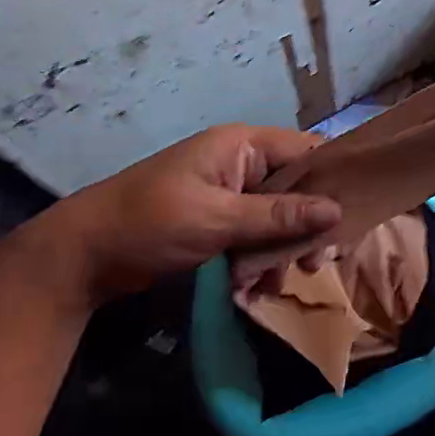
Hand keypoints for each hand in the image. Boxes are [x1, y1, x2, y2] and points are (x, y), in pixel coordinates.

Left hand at [35, 125, 341, 302]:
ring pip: (280, 219)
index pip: (307, 151)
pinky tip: (250, 289)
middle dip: (306, 229)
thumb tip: (337, 210)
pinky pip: (257, 237)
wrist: (83, 255)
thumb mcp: (217, 219)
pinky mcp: (220, 222)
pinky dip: (258, 262)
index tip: (351, 219)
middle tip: (311, 265)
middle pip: (298, 189)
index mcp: (242, 146)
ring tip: (268, 283)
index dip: (333, 180)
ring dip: (279, 253)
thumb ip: (278, 215)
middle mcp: (242, 164)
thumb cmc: (149, 223)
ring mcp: (230, 194)